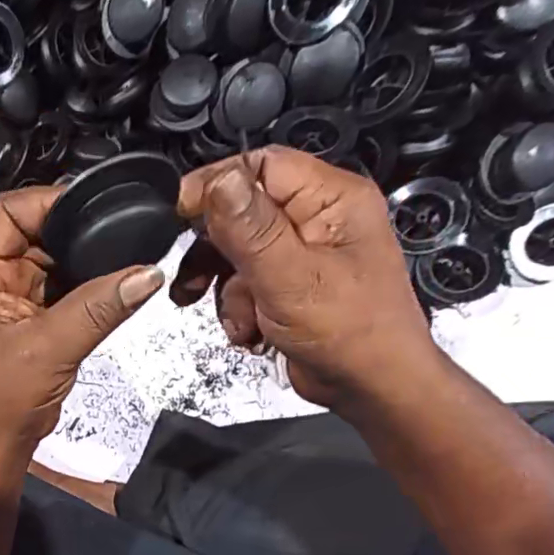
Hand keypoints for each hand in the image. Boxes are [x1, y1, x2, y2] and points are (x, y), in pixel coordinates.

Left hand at [0, 186, 165, 452]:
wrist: (5, 442)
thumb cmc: (6, 400)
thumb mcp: (51, 348)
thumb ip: (99, 308)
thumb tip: (148, 274)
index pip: (4, 214)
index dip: (43, 202)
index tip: (87, 206)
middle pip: (33, 229)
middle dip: (72, 227)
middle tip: (114, 226)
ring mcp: (20, 297)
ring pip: (54, 256)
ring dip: (85, 253)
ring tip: (120, 248)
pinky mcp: (42, 315)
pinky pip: (69, 283)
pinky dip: (92, 279)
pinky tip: (115, 276)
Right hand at [174, 147, 432, 408]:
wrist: (371, 388)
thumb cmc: (353, 335)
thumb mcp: (291, 278)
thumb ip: (251, 229)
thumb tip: (220, 180)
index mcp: (331, 200)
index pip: (261, 166)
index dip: (216, 186)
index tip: (182, 212)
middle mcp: (317, 221)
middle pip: (242, 213)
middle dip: (216, 252)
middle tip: (195, 278)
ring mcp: (301, 256)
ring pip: (237, 256)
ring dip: (227, 291)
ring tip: (240, 319)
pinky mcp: (288, 287)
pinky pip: (244, 286)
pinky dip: (239, 310)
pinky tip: (251, 331)